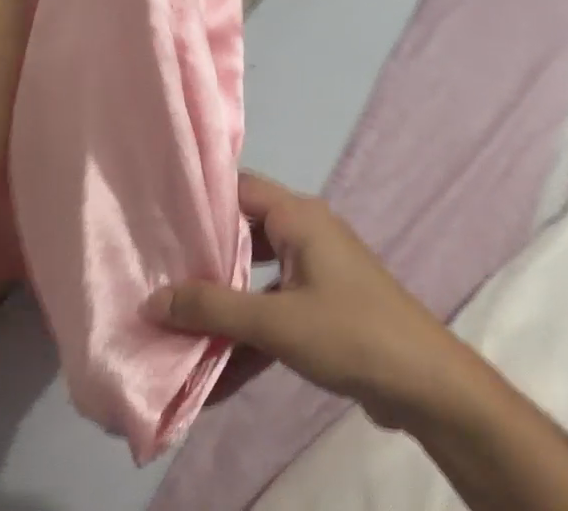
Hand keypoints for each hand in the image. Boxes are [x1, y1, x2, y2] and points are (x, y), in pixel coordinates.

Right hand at [144, 174, 465, 429]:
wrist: (418, 377)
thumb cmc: (349, 331)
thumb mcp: (275, 321)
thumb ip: (213, 308)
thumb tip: (152, 300)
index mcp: (300, 218)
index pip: (240, 189)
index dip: (199, 200)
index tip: (152, 217)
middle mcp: (307, 234)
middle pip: (243, 236)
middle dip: (200, 259)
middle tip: (149, 277)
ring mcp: (315, 272)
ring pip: (255, 279)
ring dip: (220, 305)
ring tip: (167, 326)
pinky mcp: (321, 308)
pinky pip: (273, 313)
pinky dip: (246, 337)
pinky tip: (209, 377)